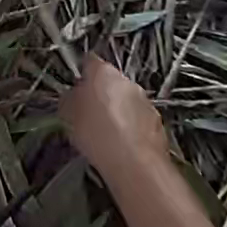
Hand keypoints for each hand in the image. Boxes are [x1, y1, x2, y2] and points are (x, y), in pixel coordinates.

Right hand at [61, 54, 167, 178]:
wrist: (135, 165)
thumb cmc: (97, 134)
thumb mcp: (68, 115)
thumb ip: (69, 99)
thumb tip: (72, 97)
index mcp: (103, 72)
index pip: (90, 61)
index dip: (82, 74)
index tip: (76, 89)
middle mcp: (127, 81)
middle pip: (110, 82)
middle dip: (101, 94)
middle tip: (88, 114)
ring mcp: (145, 102)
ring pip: (126, 101)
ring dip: (118, 112)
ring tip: (105, 134)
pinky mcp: (158, 123)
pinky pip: (139, 120)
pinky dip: (131, 128)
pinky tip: (122, 146)